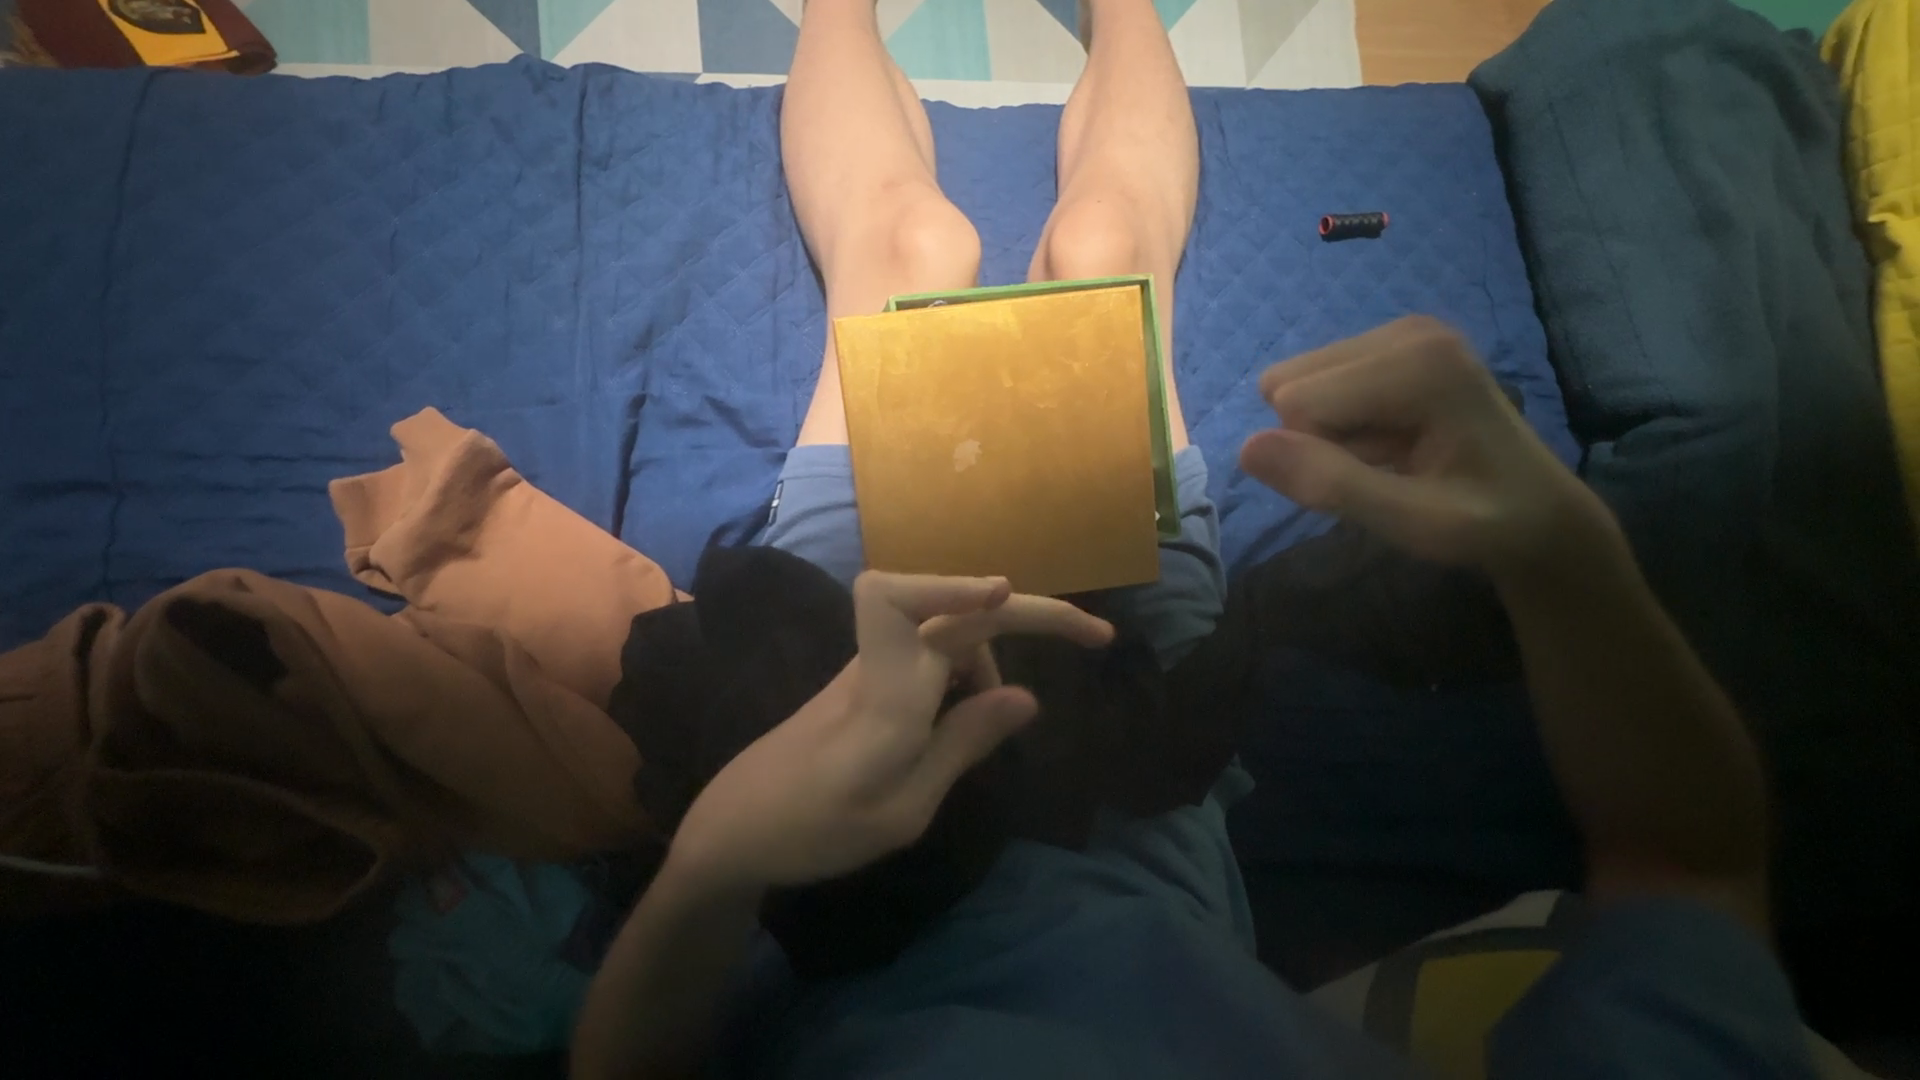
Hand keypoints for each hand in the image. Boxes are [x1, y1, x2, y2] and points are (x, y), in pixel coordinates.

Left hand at [664, 572, 1113, 892]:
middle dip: (1030, 613)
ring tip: (1003, 716)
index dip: (951, 586)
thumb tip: (1027, 694)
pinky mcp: (869, 679)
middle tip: (1097, 638)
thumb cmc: (814, 830)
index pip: (897, 604)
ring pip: (949, 631)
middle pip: (952, 608)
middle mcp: (879, 664)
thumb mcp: (903, 809)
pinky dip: (969, 673)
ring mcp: (871, 666)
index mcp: (885, 695)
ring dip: (992, 656)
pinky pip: (932, 653)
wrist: (737, 829)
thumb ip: (962, 744)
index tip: (1004, 593)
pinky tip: (971, 716)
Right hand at [1239, 316, 1617, 575]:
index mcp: (1419, 362)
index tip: (1380, 478)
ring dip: (1325, 433)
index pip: (1296, 405)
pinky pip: (1311, 382)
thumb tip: (1246, 449)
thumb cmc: (1480, 523)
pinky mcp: (1390, 343)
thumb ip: (1330, 483)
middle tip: (1381, 466)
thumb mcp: (1410, 522)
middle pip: (1288, 385)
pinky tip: (1389, 440)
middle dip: (1316, 438)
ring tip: (1388, 455)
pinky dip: (1336, 422)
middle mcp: (1406, 330)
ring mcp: (1399, 332)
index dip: (1319, 456)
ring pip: (1291, 384)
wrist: (1536, 514)